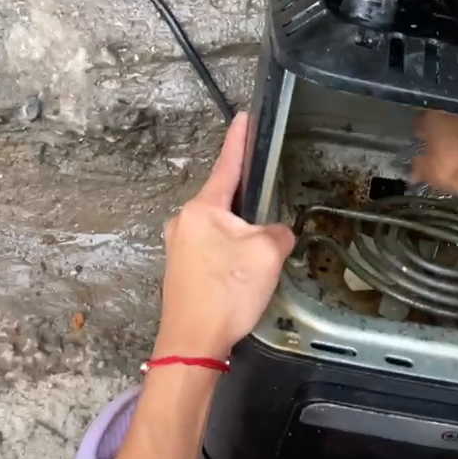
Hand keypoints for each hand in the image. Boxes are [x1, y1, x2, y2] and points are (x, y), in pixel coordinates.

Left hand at [155, 112, 295, 358]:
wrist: (192, 343)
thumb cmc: (226, 292)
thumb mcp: (267, 254)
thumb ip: (279, 232)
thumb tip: (278, 232)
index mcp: (203, 208)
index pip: (226, 164)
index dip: (238, 139)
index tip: (243, 115)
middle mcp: (184, 221)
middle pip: (225, 200)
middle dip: (249, 204)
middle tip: (271, 208)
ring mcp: (178, 246)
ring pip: (220, 228)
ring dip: (241, 236)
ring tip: (260, 255)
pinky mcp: (181, 269)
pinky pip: (212, 249)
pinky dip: (230, 253)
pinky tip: (244, 272)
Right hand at [412, 111, 457, 204]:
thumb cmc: (451, 169)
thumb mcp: (426, 171)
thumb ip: (418, 167)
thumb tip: (413, 172)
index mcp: (435, 117)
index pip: (421, 120)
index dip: (419, 130)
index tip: (419, 138)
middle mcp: (456, 113)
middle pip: (444, 120)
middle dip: (441, 131)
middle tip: (437, 145)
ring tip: (457, 151)